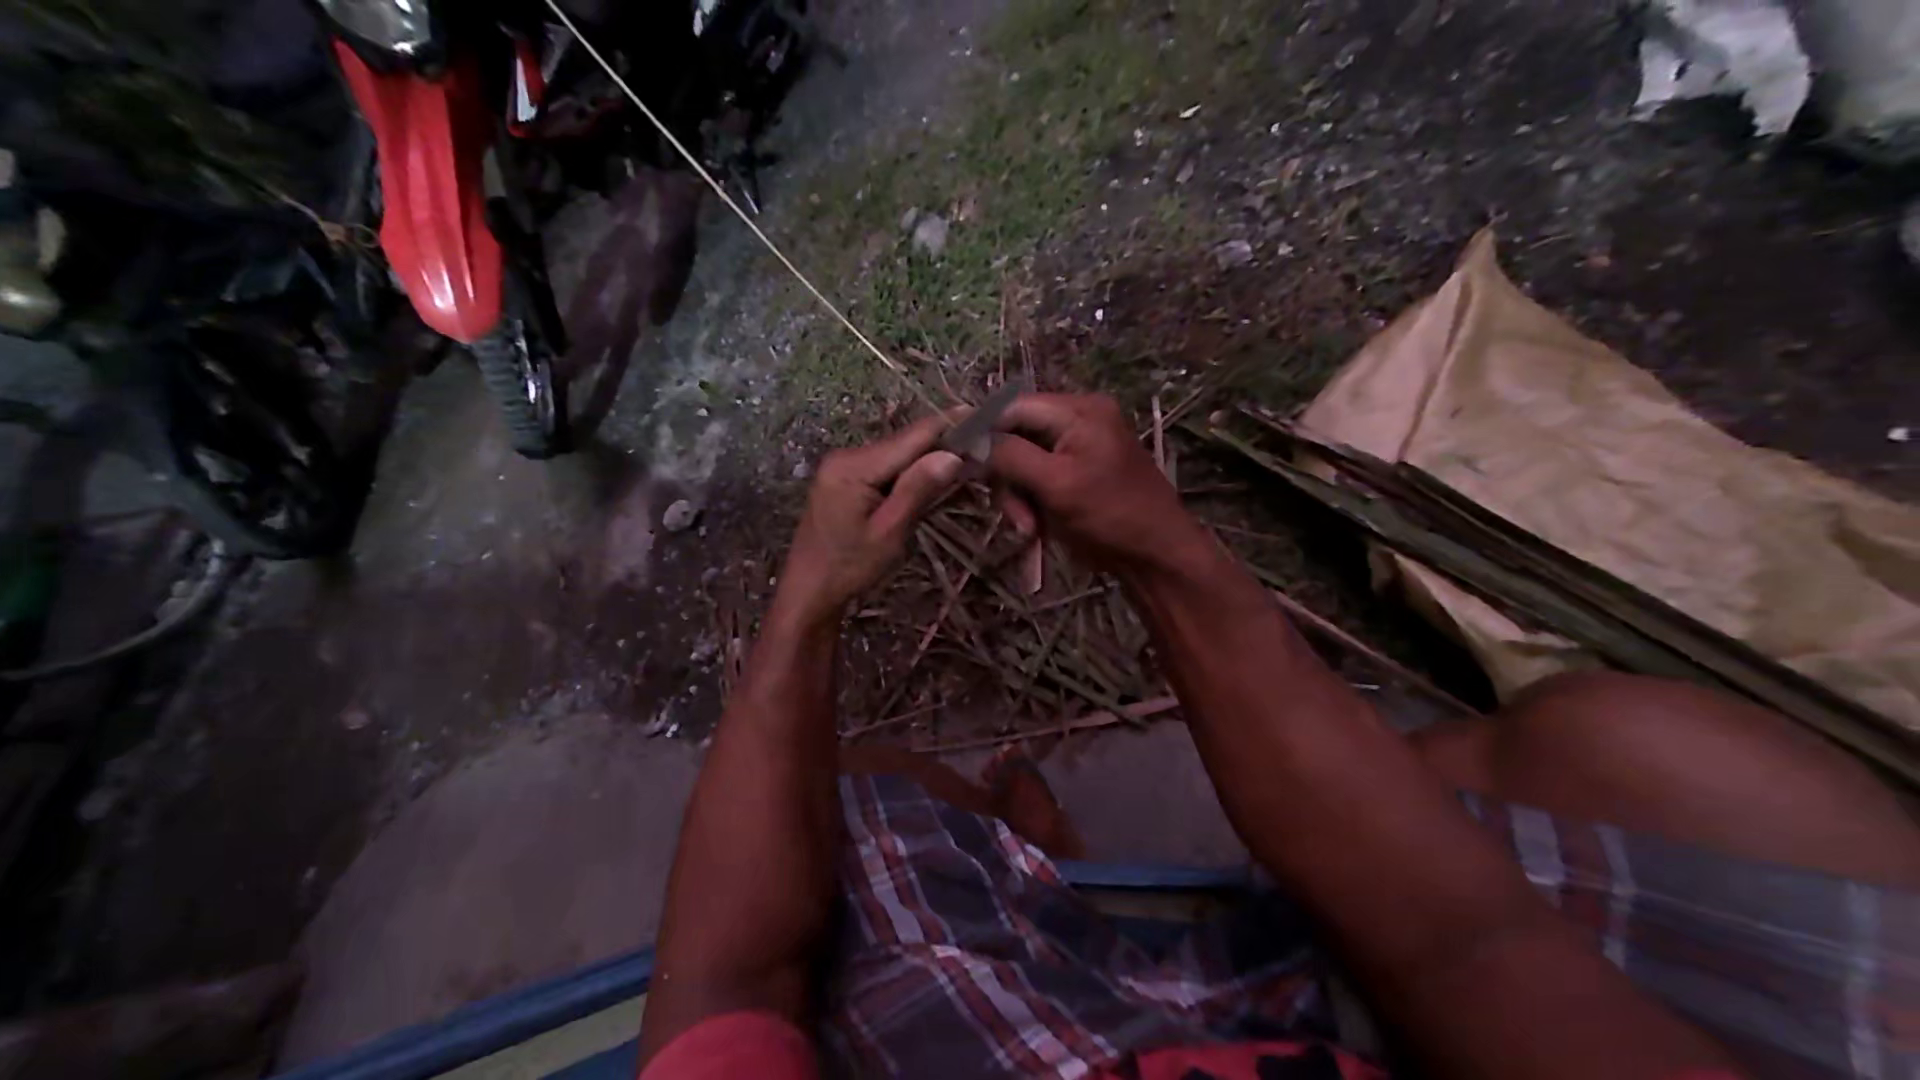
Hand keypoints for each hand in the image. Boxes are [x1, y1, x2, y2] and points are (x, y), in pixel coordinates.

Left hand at [772, 413, 965, 628]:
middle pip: (904, 442)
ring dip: (928, 459)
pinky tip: (932, 479)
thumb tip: (952, 455)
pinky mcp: (845, 478)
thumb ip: (918, 490)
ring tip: (966, 463)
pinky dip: (910, 472)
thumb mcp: (889, 532)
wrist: (808, 591)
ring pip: (897, 454)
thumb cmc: (848, 568)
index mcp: (853, 466)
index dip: (948, 426)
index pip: (910, 437)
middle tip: (982, 450)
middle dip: (942, 444)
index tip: (982, 417)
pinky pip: (885, 467)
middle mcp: (846, 455)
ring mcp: (843, 465)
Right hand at [987, 393, 1211, 574]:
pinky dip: (1032, 503)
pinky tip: (1038, 528)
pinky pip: (1038, 478)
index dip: (983, 433)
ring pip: (1022, 462)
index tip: (960, 463)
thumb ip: (1010, 456)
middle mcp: (1078, 418)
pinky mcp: (1076, 472)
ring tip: (1029, 529)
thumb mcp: (1056, 483)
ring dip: (1018, 498)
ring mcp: (1078, 446)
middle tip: (1016, 517)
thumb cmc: (1110, 515)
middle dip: (1008, 478)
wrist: (1155, 556)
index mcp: (1079, 409)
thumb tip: (970, 439)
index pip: (1012, 407)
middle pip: (1015, 436)